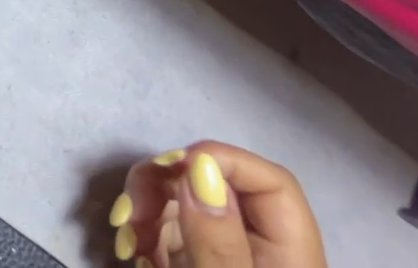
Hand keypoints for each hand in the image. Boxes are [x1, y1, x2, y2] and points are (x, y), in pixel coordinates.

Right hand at [109, 142, 327, 267]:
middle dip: (162, 184)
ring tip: (126, 239)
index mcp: (291, 257)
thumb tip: (199, 162)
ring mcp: (224, 251)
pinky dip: (141, 228)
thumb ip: (215, 237)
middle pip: (215, 183)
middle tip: (131, 211)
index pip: (272, 182)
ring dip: (142, 207)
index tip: (170, 167)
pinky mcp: (195, 259)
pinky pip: (166, 225)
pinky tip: (131, 249)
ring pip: (181, 199)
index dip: (222, 159)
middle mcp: (259, 246)